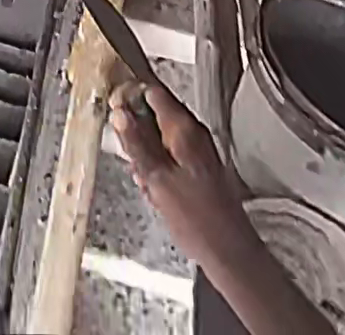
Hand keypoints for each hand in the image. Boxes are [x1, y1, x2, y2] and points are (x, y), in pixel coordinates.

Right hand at [108, 81, 247, 266]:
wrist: (230, 254)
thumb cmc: (197, 219)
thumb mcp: (157, 179)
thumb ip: (136, 143)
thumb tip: (119, 112)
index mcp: (183, 128)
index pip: (151, 90)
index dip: (129, 96)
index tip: (114, 112)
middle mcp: (192, 131)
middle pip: (153, 112)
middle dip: (135, 130)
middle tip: (129, 156)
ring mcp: (196, 148)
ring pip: (158, 134)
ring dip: (144, 151)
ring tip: (142, 177)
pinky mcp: (197, 165)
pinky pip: (167, 152)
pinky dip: (156, 164)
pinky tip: (153, 187)